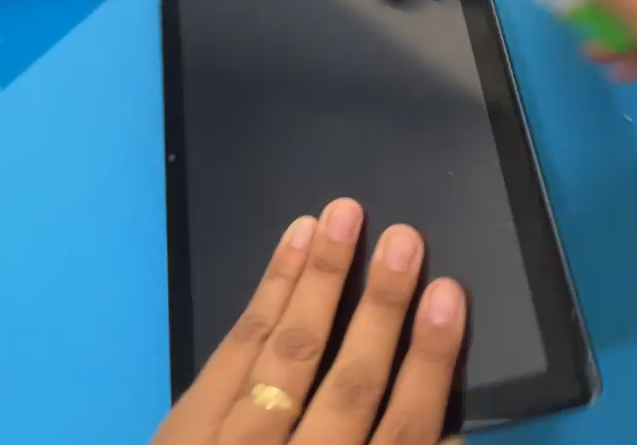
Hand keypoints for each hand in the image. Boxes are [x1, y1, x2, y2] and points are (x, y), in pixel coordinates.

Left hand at [153, 199, 467, 444]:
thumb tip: (450, 424)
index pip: (401, 437)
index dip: (428, 365)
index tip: (448, 294)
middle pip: (348, 389)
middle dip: (380, 309)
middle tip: (406, 238)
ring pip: (287, 355)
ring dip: (319, 280)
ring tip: (345, 215)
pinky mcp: (186, 430)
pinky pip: (236, 349)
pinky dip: (269, 291)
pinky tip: (296, 240)